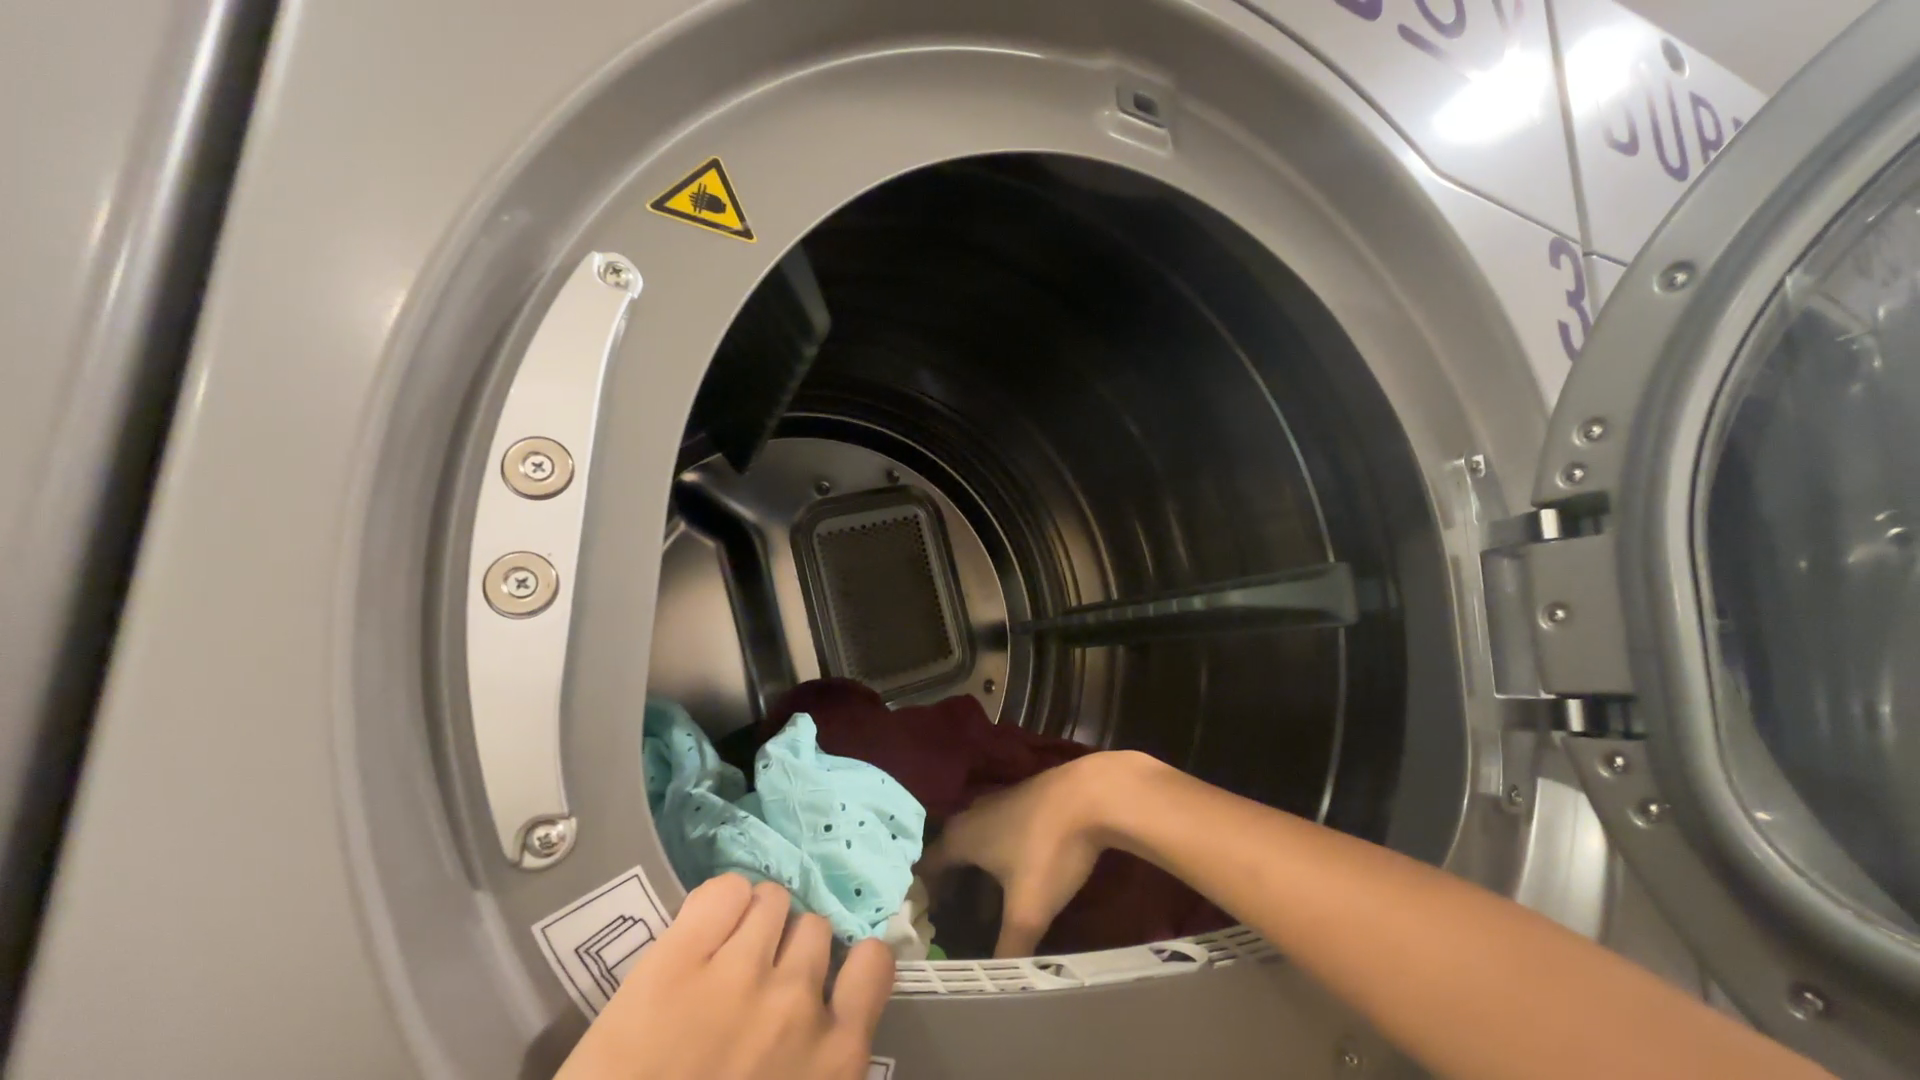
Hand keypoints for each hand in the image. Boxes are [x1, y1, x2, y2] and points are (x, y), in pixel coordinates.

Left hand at [555, 875, 892, 1079]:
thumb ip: (823, 1058)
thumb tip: (828, 1013)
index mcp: (836, 1055)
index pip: (874, 963)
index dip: (849, 960)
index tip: (824, 972)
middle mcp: (798, 1001)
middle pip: (814, 926)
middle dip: (790, 943)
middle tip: (757, 972)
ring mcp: (739, 973)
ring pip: (772, 899)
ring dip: (755, 917)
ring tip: (724, 946)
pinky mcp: (680, 957)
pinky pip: (725, 890)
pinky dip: (721, 901)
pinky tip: (702, 928)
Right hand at [921, 751, 1155, 956]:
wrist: (1095, 795)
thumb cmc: (1050, 850)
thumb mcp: (1029, 909)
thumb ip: (1009, 949)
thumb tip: (994, 982)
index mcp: (959, 837)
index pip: (925, 870)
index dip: (923, 899)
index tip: (923, 928)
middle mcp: (971, 816)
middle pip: (951, 858)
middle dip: (951, 892)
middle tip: (952, 926)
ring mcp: (999, 804)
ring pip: (978, 847)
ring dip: (978, 878)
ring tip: (987, 914)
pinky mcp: (1025, 800)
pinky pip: (1000, 836)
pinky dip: (1000, 861)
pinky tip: (1018, 881)